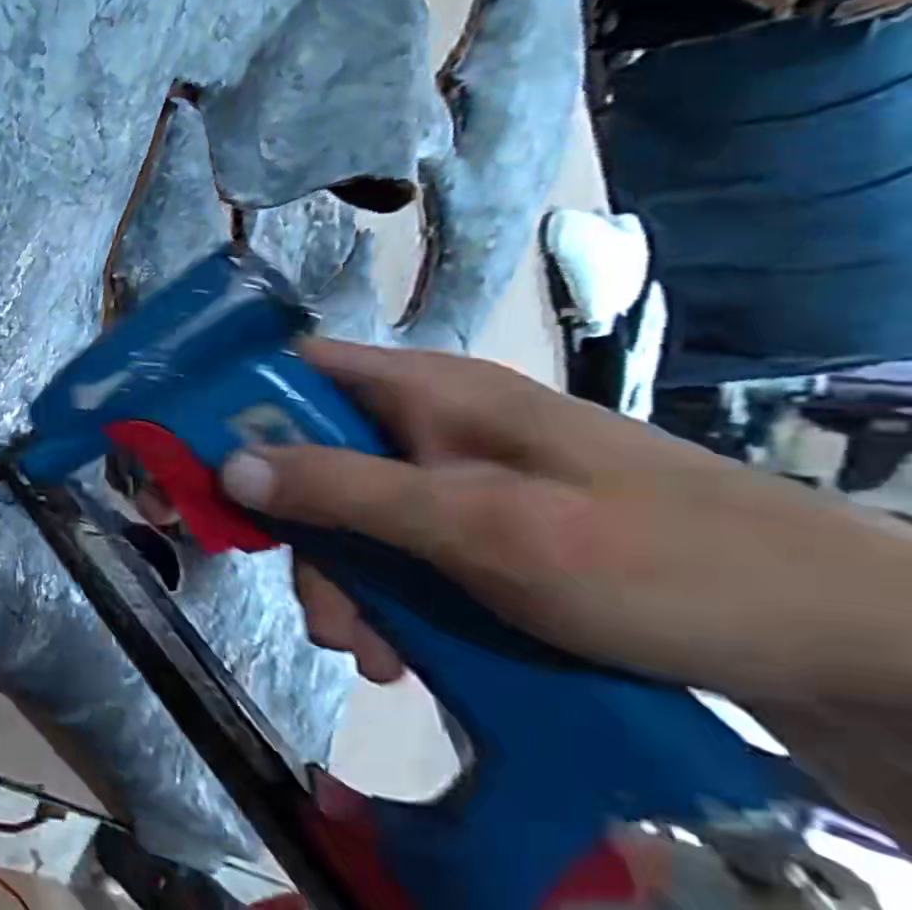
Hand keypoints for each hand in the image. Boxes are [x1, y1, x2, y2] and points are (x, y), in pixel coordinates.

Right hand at [218, 339, 911, 706]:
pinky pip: (395, 550)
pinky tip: (402, 653)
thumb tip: (228, 463)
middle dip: (297, 532)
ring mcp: (451, 475)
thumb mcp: (479, 527)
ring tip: (370, 652)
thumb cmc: (652, 561)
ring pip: (347, 513)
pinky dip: (384, 600)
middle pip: (310, 454)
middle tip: (313, 607)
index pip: (293, 370)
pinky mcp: (476, 525)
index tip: (192, 471)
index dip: (230, 408)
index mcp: (422, 390)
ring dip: (342, 583)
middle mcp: (425, 421)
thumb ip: (345, 489)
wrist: (831, 640)